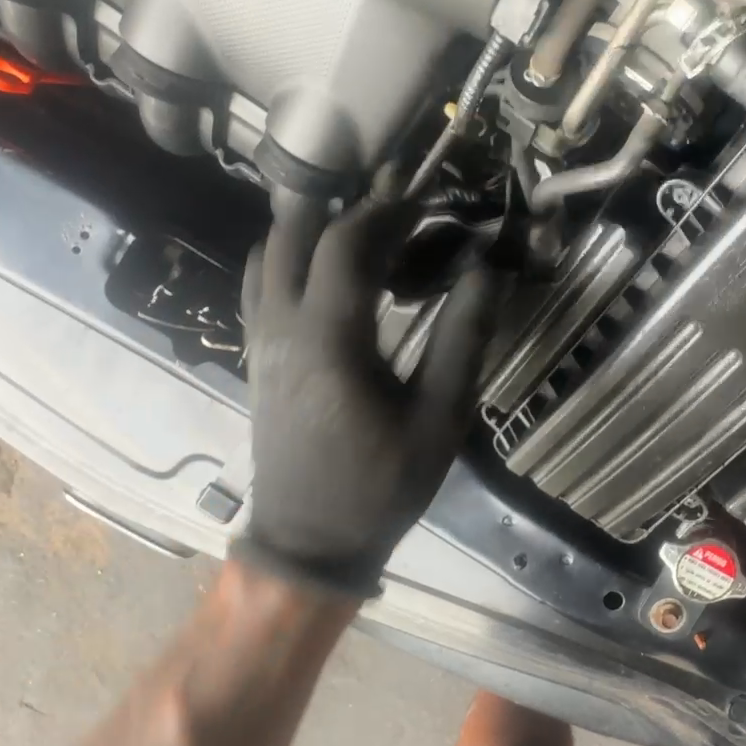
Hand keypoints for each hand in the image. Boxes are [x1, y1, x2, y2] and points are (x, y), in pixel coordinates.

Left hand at [235, 199, 494, 595]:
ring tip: (367, 235)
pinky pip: (261, 284)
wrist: (310, 540)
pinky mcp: (256, 356)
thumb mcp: (440, 416)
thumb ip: (464, 337)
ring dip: (313, 229)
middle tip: (397, 211)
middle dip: (345, 208)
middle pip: (295, 233)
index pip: (346, 243)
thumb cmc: (382, 483)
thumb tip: (489, 270)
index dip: (388, 212)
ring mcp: (260, 341)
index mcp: (329, 339)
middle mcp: (282, 327)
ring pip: (270, 254)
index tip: (427, 204)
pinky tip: (330, 274)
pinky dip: (292, 258)